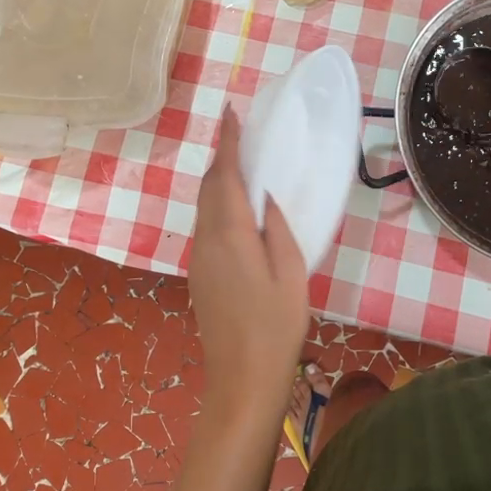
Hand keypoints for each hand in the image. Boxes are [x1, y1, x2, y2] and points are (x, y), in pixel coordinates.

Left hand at [188, 108, 311, 423]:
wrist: (241, 378)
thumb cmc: (275, 326)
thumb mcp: (292, 272)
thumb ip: (279, 228)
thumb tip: (268, 198)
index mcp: (231, 233)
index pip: (226, 174)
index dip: (228, 140)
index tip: (230, 111)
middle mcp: (207, 239)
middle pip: (209, 186)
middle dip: (222, 155)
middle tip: (240, 133)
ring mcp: (198, 258)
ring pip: (204, 205)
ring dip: (219, 179)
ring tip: (241, 163)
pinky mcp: (199, 274)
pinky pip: (206, 224)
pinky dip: (218, 203)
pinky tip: (236, 208)